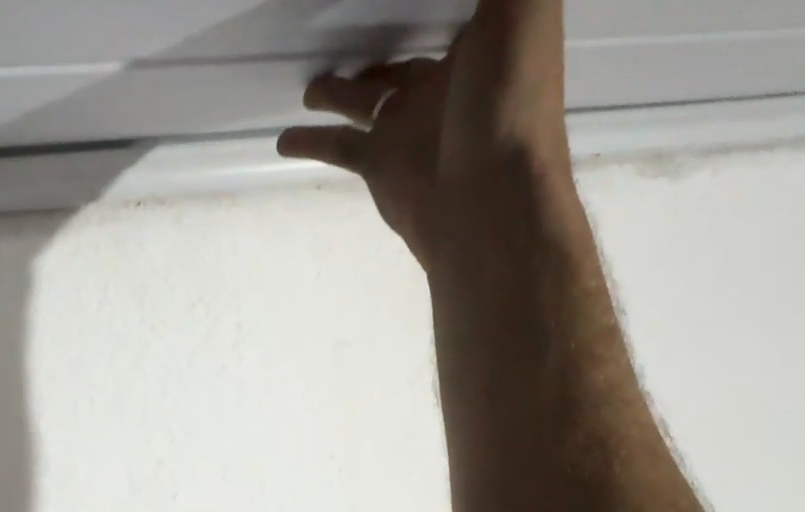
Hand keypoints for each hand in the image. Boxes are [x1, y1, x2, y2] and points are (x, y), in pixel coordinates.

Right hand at [277, 0, 572, 265]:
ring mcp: (407, 128)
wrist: (488, 199)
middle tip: (342, 40)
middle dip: (379, 52)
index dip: (432, 7)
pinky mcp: (378, 163)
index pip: (456, 12)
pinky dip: (309, 142)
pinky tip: (284, 140)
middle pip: (404, 59)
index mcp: (483, 45)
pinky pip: (337, 144)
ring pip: (362, 100)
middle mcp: (444, 84)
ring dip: (334, 93)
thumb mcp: (520, 11)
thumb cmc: (509, 100)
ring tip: (308, 90)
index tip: (387, 7)